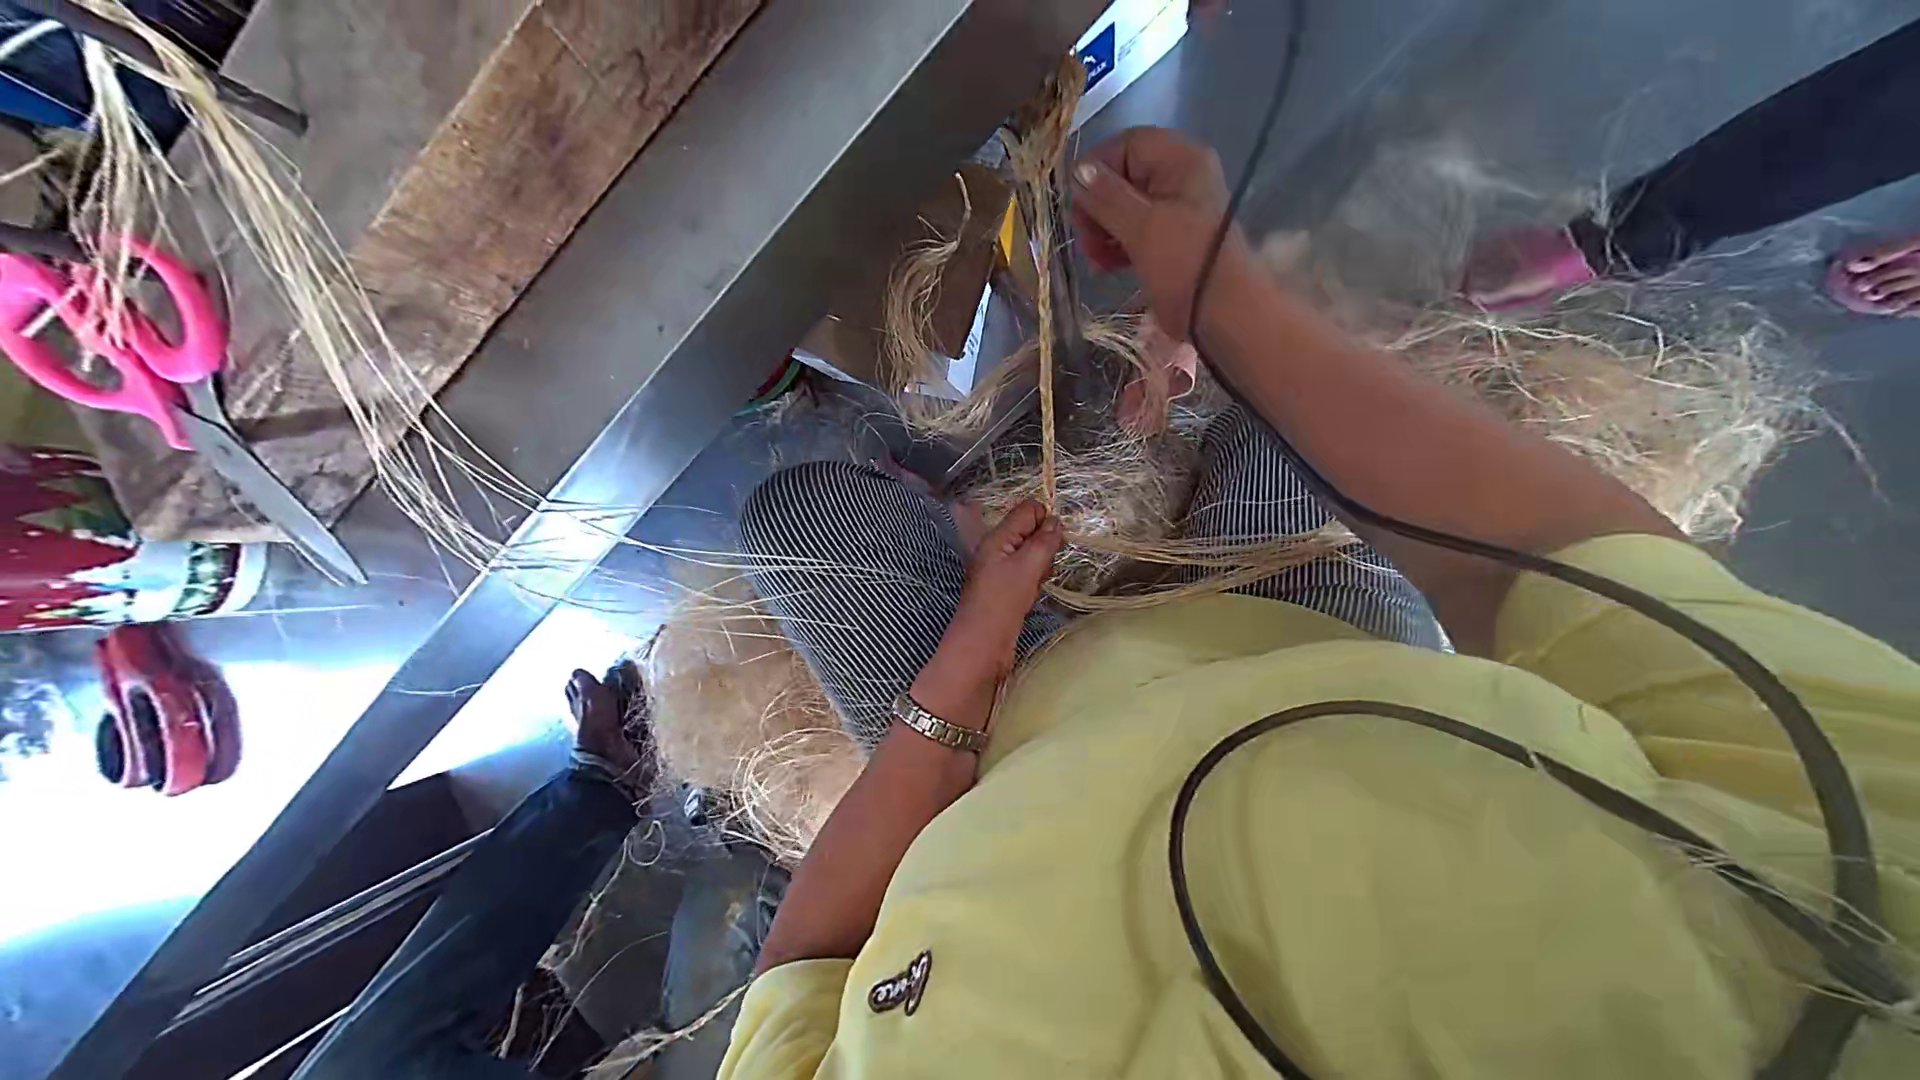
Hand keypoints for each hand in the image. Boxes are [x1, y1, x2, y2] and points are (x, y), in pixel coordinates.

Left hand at [910, 500, 1063, 729]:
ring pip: (1032, 555)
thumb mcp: (1026, 566)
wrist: (982, 648)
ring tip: (1038, 581)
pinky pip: (1028, 575)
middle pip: (1030, 532)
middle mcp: (997, 550)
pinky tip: (1034, 594)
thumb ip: (1043, 541)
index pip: (1026, 510)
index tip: (1058, 538)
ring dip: (1042, 564)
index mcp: (996, 538)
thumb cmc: (1001, 603)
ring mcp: (1001, 571)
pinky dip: (1036, 581)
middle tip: (1047, 563)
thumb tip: (1056, 521)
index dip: (1046, 518)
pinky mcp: (1007, 591)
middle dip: (1046, 543)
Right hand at [1070, 126, 1251, 337]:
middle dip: (1097, 207)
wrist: (1221, 312)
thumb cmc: (1183, 263)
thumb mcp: (1141, 226)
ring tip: (1096, 259)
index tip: (1078, 207)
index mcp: (1179, 160)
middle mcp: (1178, 177)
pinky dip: (1115, 245)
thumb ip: (1106, 196)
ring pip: (1124, 207)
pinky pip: (1133, 231)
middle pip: (1122, 177)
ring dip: (1102, 230)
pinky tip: (1106, 266)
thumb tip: (1077, 170)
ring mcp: (1174, 210)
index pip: (1126, 145)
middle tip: (1087, 240)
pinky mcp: (1168, 239)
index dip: (1096, 171)